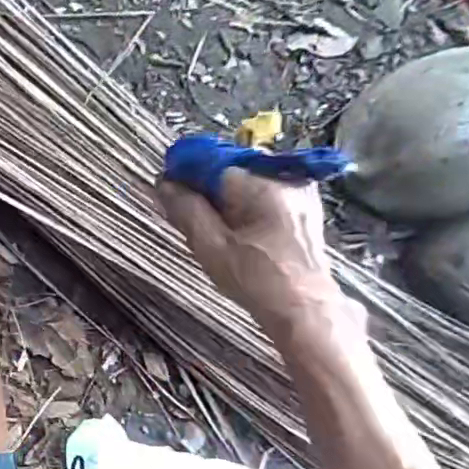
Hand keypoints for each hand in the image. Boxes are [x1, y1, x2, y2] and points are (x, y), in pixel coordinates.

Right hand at [156, 170, 347, 330]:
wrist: (304, 307)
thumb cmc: (256, 280)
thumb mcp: (210, 246)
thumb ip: (186, 210)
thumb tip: (163, 183)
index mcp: (261, 183)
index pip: (211, 161)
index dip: (184, 174)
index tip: (165, 189)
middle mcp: (284, 177)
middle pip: (229, 170)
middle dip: (204, 189)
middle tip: (186, 217)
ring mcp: (299, 190)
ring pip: (245, 183)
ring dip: (222, 200)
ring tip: (210, 230)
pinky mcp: (303, 206)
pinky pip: (264, 194)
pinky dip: (243, 207)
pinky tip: (235, 233)